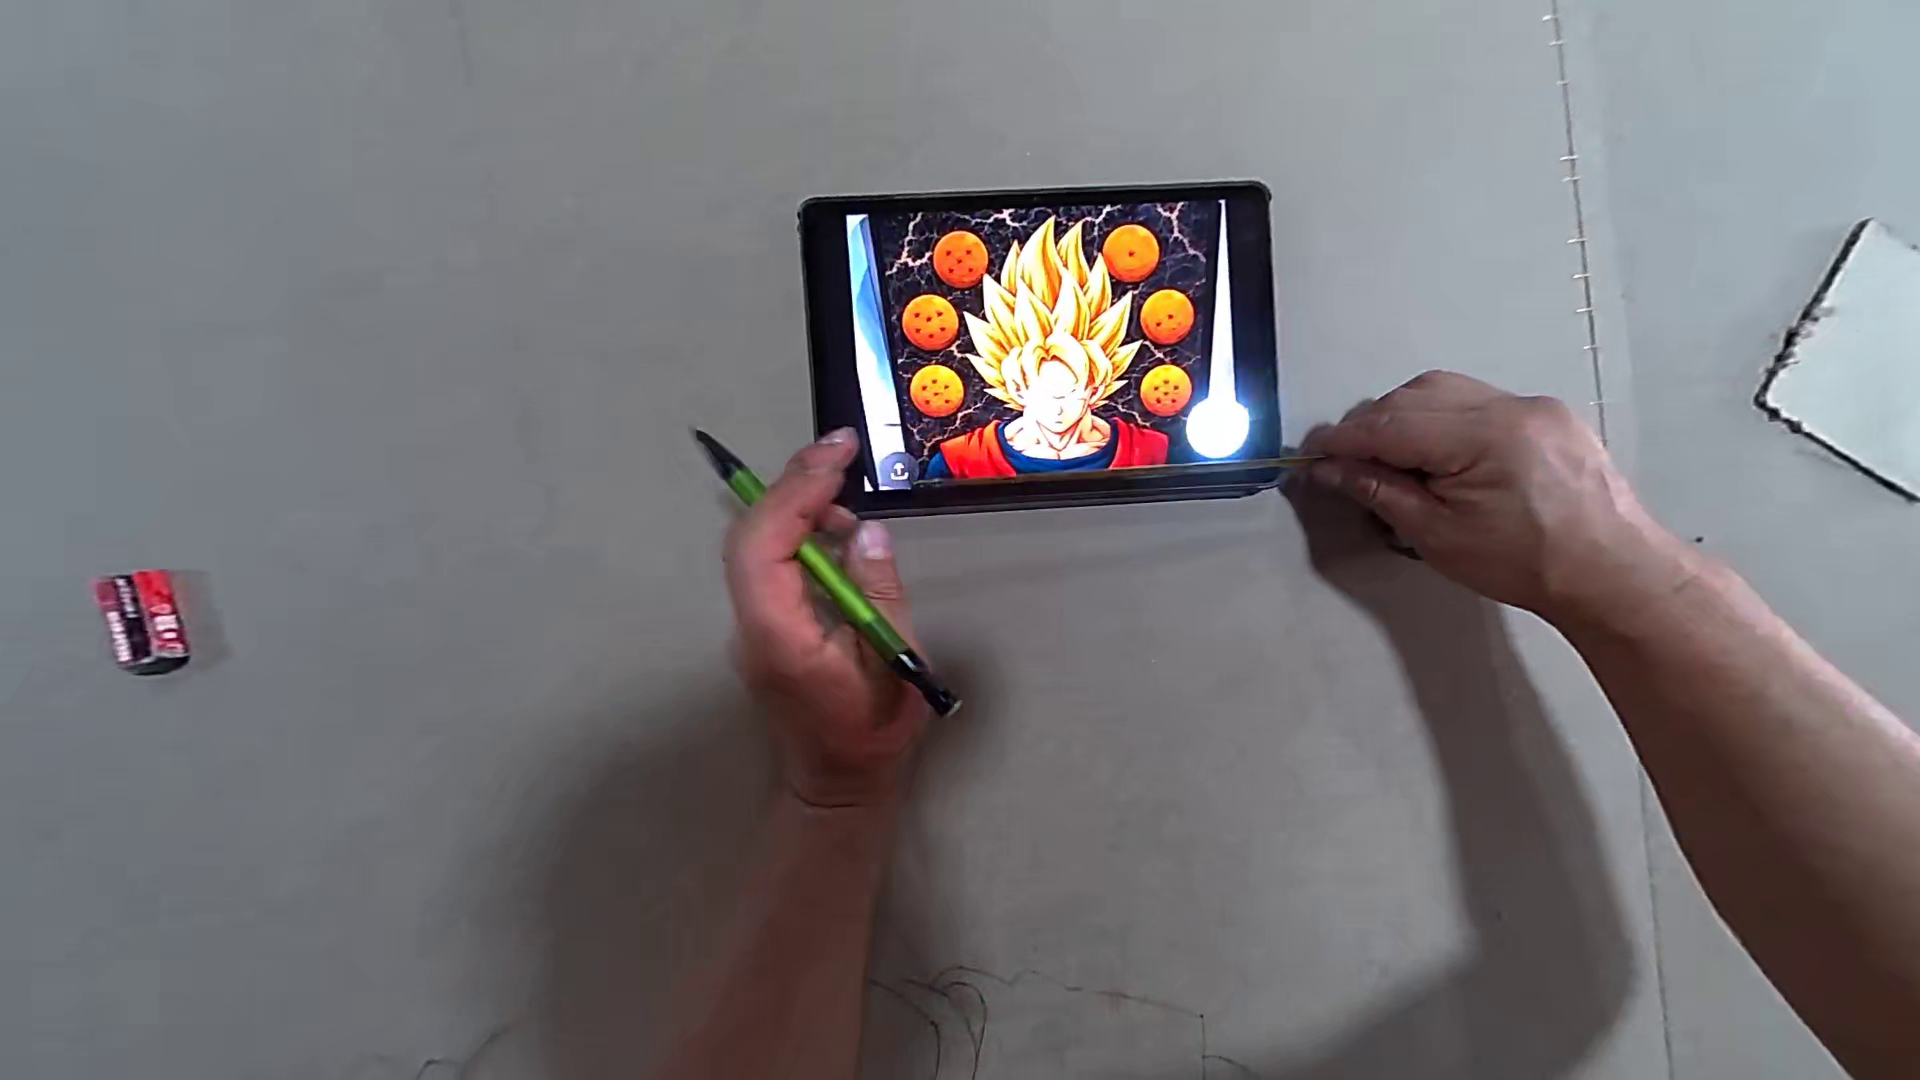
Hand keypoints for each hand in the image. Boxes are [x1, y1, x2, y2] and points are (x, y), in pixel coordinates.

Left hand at [724, 429, 928, 808]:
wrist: (837, 784)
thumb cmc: (873, 733)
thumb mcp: (896, 663)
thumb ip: (881, 595)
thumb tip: (866, 532)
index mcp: (779, 639)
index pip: (763, 550)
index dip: (794, 493)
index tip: (836, 454)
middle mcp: (750, 628)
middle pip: (749, 538)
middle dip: (793, 484)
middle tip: (840, 450)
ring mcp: (750, 627)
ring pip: (755, 547)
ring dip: (797, 508)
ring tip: (847, 499)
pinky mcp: (763, 625)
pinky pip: (770, 564)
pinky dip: (798, 532)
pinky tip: (834, 531)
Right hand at [1300, 371, 1697, 626]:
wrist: (1613, 572)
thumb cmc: (1519, 563)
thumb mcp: (1433, 533)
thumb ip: (1376, 491)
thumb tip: (1326, 468)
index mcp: (1486, 438)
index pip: (1391, 424)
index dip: (1341, 438)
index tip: (1307, 453)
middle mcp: (1512, 407)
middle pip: (1412, 396)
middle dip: (1367, 425)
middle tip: (1343, 462)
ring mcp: (1532, 405)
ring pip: (1439, 390)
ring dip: (1397, 416)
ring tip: (1383, 456)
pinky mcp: (1542, 414)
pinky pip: (1469, 399)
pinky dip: (1432, 417)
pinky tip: (1427, 450)